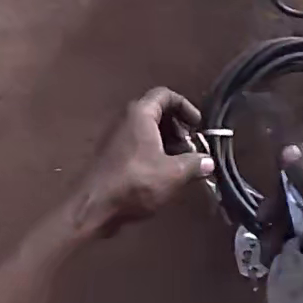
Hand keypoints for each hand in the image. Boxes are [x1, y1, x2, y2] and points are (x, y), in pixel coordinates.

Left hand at [71, 88, 214, 238]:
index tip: (198, 125)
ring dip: (167, 143)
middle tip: (190, 148)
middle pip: (157, 112)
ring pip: (147, 130)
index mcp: (140, 114)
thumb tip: (209, 162)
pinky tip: (163, 175)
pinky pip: (137, 144)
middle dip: (178, 128)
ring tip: (180, 164)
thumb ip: (195, 164)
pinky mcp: (110, 155)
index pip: (166, 95)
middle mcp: (125, 119)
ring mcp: (115, 137)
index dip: (186, 106)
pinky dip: (153, 153)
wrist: (93, 207)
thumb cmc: (135, 182)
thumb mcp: (174, 173)